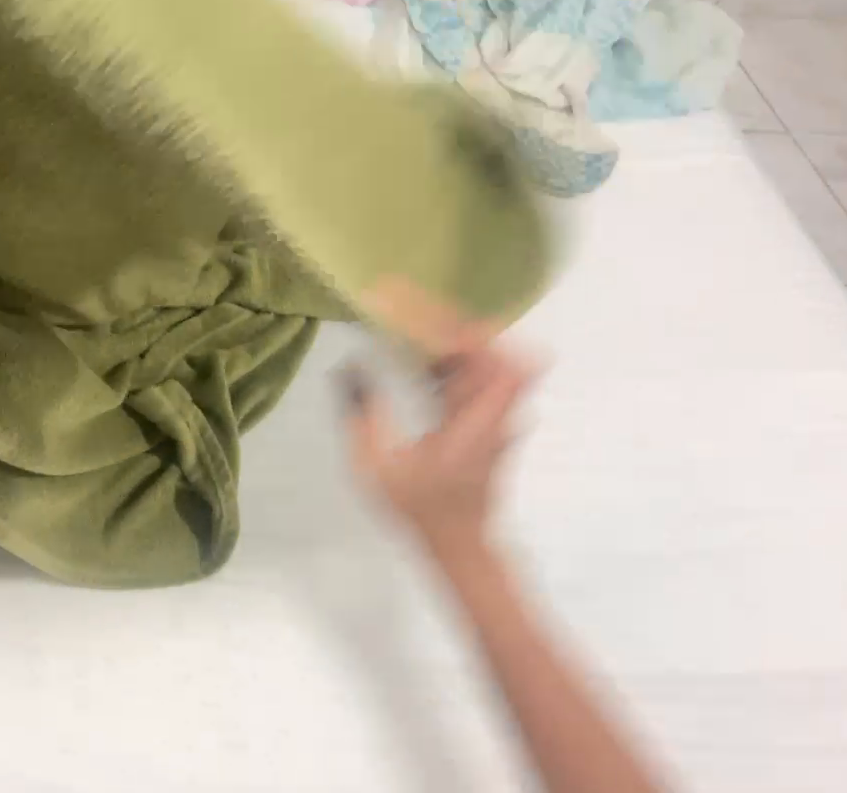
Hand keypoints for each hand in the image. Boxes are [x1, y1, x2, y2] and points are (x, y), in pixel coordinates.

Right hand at [345, 280, 537, 552]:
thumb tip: (350, 366)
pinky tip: (415, 351)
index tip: (415, 310)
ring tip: (404, 318)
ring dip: (449, 334)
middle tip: (403, 302)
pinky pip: (475, 374)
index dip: (459, 328)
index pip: (492, 359)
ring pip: (486, 357)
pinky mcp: (486, 419)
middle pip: (492, 348)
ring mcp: (496, 415)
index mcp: (475, 423)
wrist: (461, 544)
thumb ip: (363, 413)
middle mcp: (495, 413)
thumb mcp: (376, 466)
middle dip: (449, 320)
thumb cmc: (418, 508)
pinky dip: (449, 355)